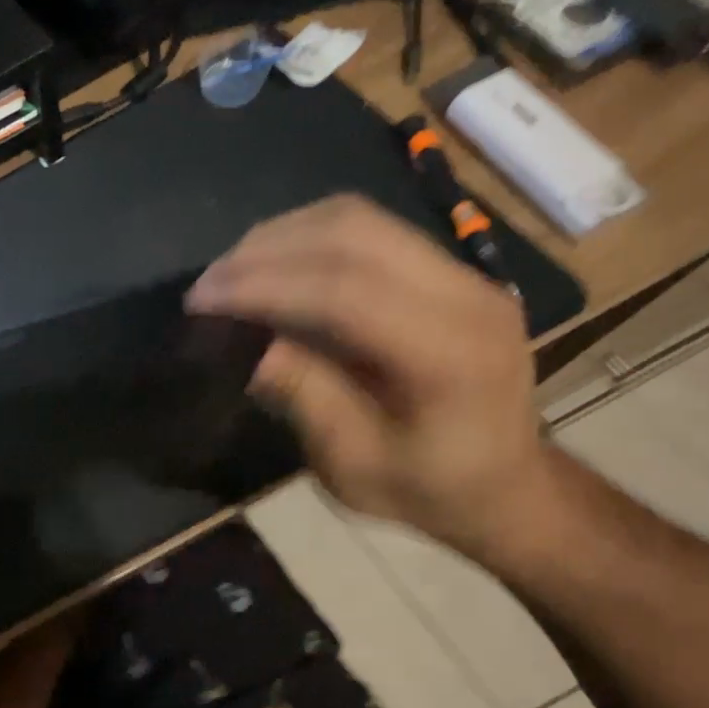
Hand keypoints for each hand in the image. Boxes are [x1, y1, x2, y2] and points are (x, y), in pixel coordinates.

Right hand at [186, 194, 553, 553]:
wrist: (507, 485)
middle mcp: (465, 297)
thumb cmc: (428, 488)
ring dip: (280, 236)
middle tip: (206, 284)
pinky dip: (304, 237)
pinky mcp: (444, 269)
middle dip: (264, 252)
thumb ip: (306, 396)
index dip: (264, 286)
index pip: (346, 291)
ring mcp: (461, 275)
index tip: (201, 302)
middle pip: (352, 235)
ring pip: (356, 219)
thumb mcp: (355, 464)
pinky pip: (366, 229)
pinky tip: (269, 266)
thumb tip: (245, 345)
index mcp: (450, 355)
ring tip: (229, 272)